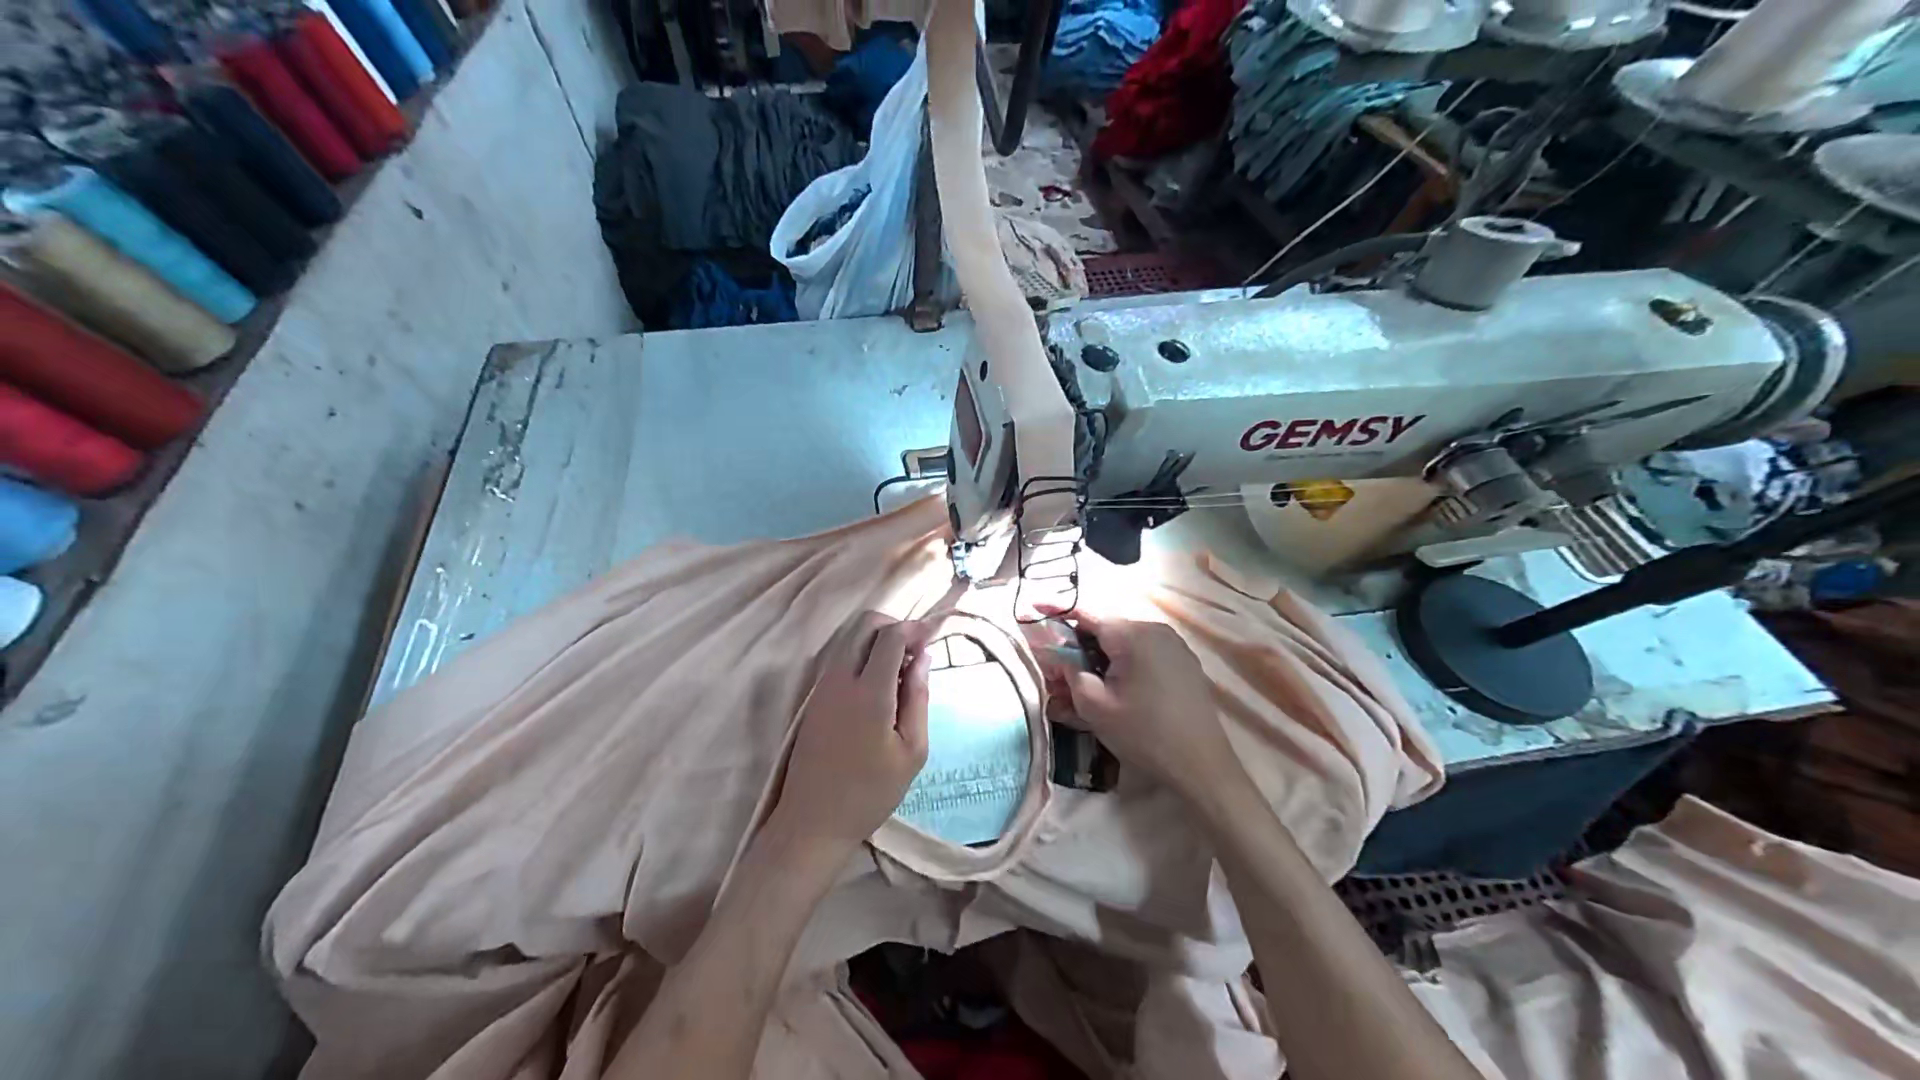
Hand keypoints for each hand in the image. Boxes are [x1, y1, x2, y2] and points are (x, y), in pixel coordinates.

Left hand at [772, 612, 932, 851]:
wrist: (812, 821)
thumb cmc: (871, 792)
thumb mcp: (912, 752)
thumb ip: (919, 698)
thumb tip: (923, 657)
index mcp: (870, 693)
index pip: (890, 636)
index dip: (914, 629)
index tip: (932, 637)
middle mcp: (841, 680)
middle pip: (865, 625)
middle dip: (894, 626)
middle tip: (916, 652)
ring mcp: (823, 686)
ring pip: (850, 638)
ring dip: (877, 640)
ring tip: (901, 672)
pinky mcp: (814, 696)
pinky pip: (841, 657)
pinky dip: (862, 655)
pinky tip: (879, 686)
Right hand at [1051, 609, 1236, 796]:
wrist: (1202, 767)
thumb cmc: (1144, 734)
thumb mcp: (1095, 706)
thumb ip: (1070, 672)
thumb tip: (1058, 655)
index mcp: (1133, 634)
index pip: (1086, 612)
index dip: (1056, 609)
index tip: (1033, 606)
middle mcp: (1156, 630)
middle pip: (1105, 628)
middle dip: (1077, 643)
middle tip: (1054, 665)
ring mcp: (1174, 646)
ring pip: (1124, 642)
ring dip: (1099, 656)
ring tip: (1080, 681)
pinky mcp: (1183, 664)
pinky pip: (1143, 654)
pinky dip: (1122, 664)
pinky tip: (1111, 687)